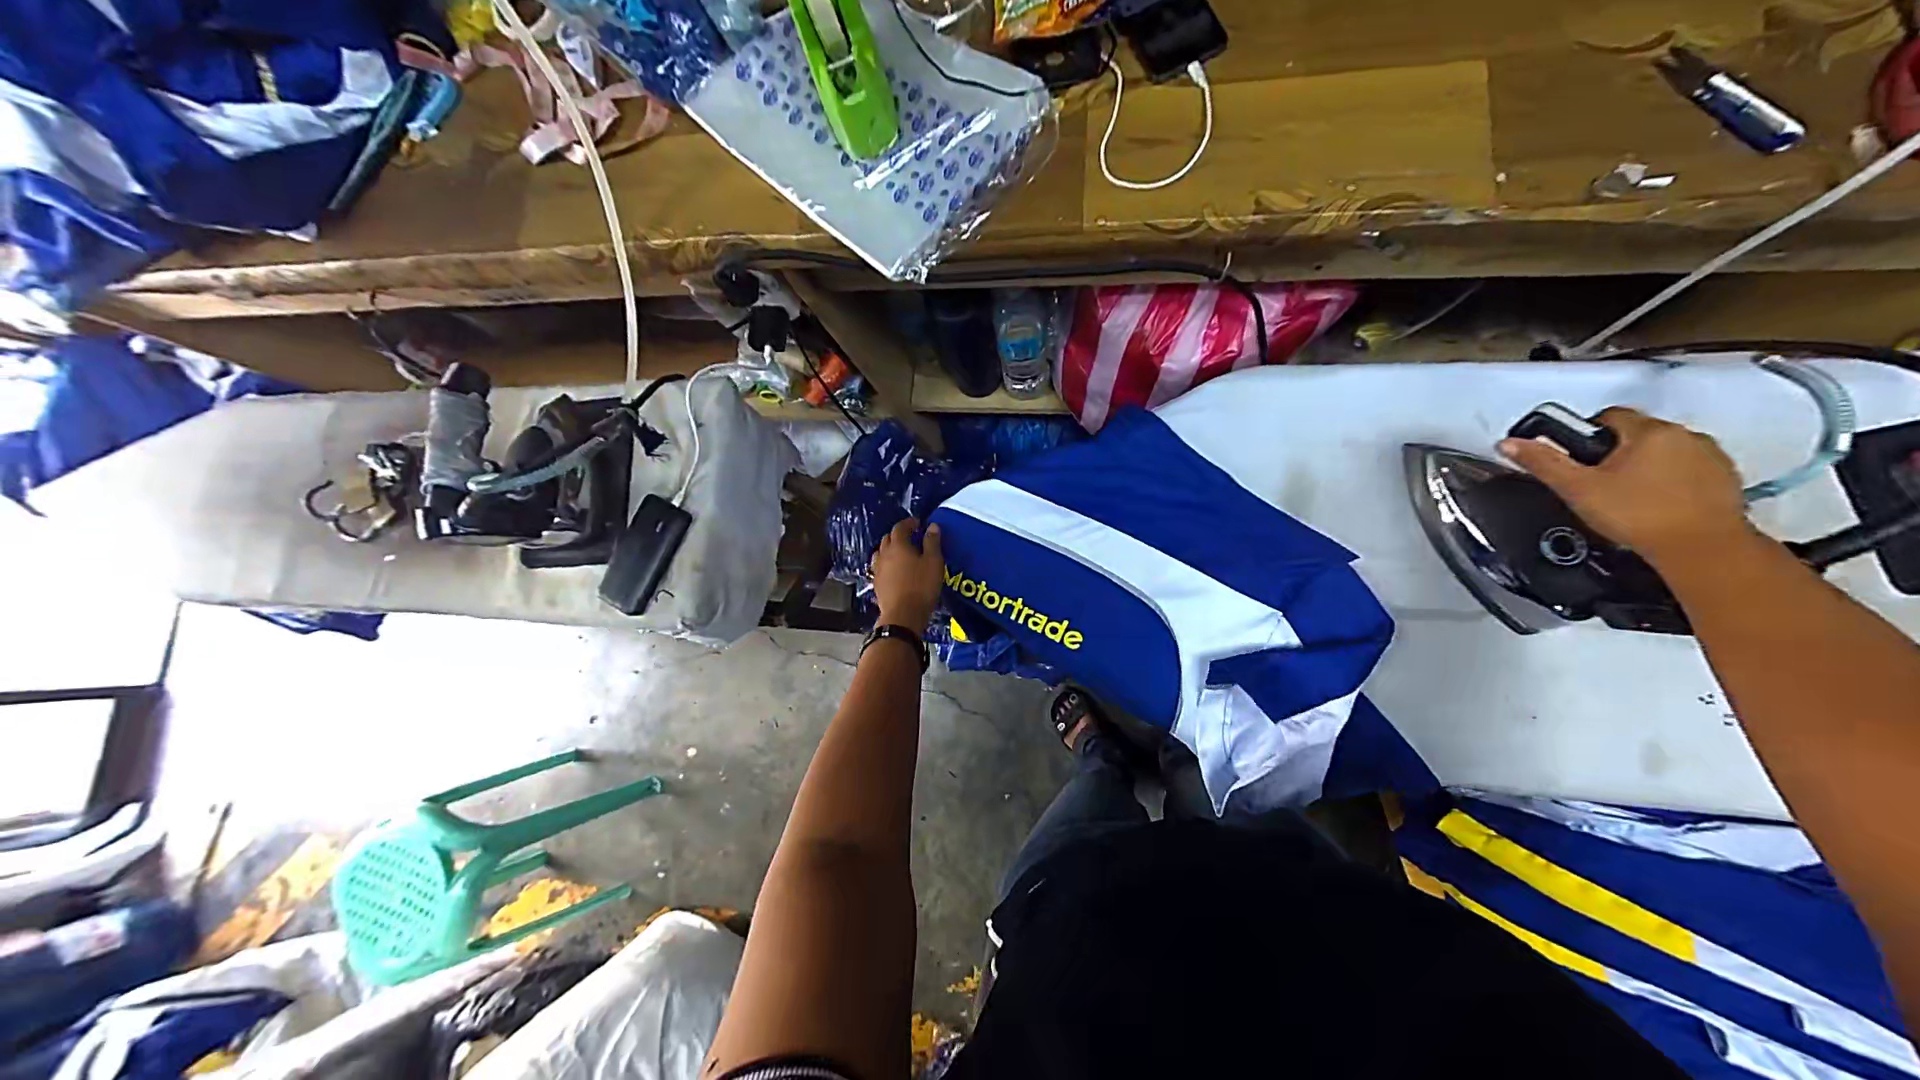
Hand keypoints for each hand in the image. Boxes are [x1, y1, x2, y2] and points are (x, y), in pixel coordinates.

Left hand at [871, 518, 944, 629]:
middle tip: (911, 537)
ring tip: (901, 553)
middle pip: (888, 538)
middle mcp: (884, 554)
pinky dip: (887, 563)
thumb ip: (932, 542)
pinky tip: (894, 570)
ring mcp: (878, 569)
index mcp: (898, 545)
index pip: (900, 527)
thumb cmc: (921, 586)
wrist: (903, 615)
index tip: (918, 523)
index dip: (909, 523)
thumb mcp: (934, 562)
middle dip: (899, 534)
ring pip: (881, 552)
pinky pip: (880, 567)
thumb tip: (932, 526)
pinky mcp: (876, 584)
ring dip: (890, 549)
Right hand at [1498, 406, 1754, 566]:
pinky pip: (1690, 468)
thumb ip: (1543, 462)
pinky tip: (1656, 503)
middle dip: (1616, 452)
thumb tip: (1509, 443)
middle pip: (1638, 433)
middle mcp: (1686, 435)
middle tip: (1598, 484)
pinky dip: (1672, 480)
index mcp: (1649, 431)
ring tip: (1627, 496)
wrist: (1700, 548)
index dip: (1586, 435)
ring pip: (1665, 450)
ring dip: (1646, 464)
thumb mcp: (1577, 489)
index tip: (1579, 461)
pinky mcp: (1727, 477)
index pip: (1609, 415)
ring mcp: (1712, 455)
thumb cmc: (1637, 515)